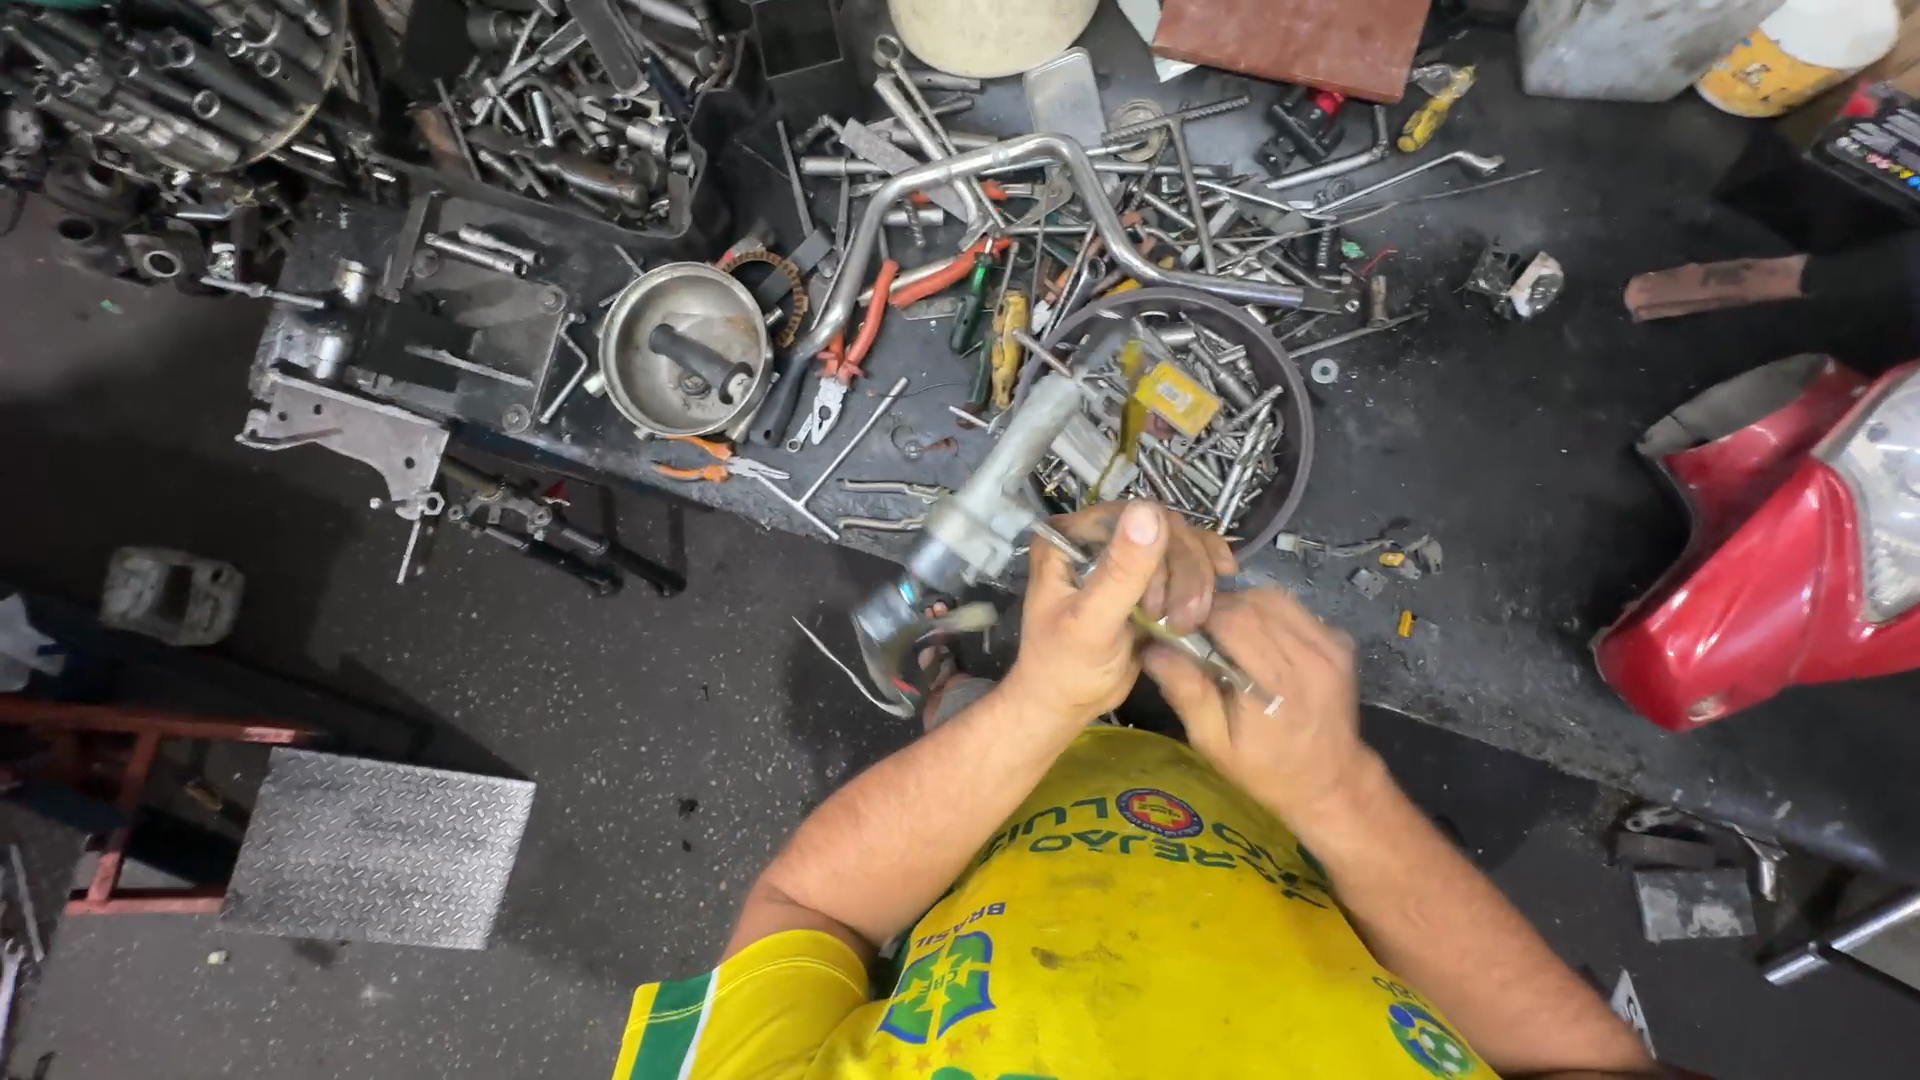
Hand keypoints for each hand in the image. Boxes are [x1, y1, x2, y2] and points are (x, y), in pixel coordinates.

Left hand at [1009, 501, 1236, 723]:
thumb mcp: (1092, 621)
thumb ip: (1120, 571)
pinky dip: (1204, 576)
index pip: (1131, 517)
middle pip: (1162, 528)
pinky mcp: (1144, 578)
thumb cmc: (1065, 667)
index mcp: (1068, 536)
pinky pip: (1185, 561)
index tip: (1157, 605)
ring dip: (1196, 580)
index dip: (1158, 553)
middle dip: (1182, 572)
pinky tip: (1214, 596)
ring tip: (1185, 622)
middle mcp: (1093, 536)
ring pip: (1180, 543)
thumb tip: (1148, 510)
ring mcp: (1121, 555)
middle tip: (1181, 620)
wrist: (1065, 702)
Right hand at [1142, 587, 1374, 820]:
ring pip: (1271, 597)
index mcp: (1279, 684)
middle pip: (1251, 603)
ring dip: (1240, 607)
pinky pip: (1292, 607)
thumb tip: (1152, 648)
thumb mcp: (1212, 742)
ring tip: (1223, 634)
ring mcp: (1331, 645)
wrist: (1330, 781)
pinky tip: (1255, 639)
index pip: (1232, 619)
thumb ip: (1186, 692)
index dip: (1198, 616)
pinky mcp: (1339, 640)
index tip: (1177, 630)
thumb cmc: (1265, 768)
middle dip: (1215, 609)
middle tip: (1196, 632)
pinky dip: (1266, 613)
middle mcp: (1310, 657)